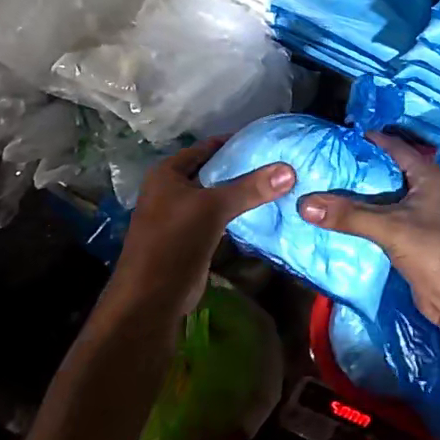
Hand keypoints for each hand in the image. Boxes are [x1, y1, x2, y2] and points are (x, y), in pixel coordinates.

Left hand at [119, 136, 293, 316]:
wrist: (151, 298)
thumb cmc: (174, 242)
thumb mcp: (213, 208)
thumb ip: (249, 188)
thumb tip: (288, 170)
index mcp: (167, 173)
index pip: (206, 147)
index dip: (234, 142)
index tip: (266, 140)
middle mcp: (170, 189)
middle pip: (212, 171)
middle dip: (241, 168)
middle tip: (278, 163)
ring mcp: (179, 214)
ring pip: (215, 195)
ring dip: (240, 192)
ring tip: (276, 185)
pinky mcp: (190, 237)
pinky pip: (217, 216)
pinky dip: (236, 213)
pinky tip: (261, 212)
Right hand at [298, 131, 439, 328]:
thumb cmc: (436, 252)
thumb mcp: (391, 228)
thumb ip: (349, 215)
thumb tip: (303, 203)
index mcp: (429, 177)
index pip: (395, 147)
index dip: (369, 140)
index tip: (337, 137)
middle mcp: (427, 191)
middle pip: (387, 172)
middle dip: (358, 170)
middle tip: (323, 164)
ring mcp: (422, 217)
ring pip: (383, 198)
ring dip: (359, 196)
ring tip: (324, 188)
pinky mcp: (414, 240)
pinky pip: (383, 221)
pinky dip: (364, 218)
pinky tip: (339, 219)